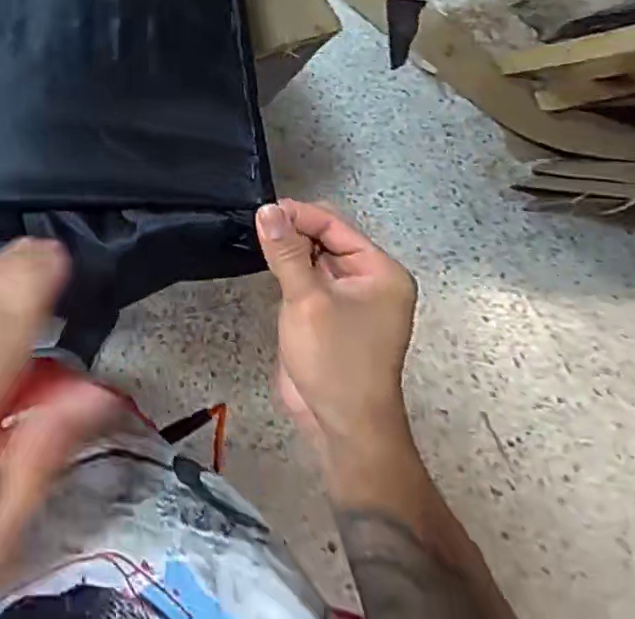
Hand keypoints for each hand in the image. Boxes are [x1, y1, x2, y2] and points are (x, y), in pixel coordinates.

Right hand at [256, 200, 417, 476]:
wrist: (343, 425)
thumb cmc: (335, 360)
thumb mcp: (307, 300)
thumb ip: (286, 251)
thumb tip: (267, 209)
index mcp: (380, 271)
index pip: (335, 225)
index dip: (298, 214)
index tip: (260, 210)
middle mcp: (369, 279)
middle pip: (326, 237)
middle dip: (293, 229)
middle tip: (254, 225)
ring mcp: (349, 297)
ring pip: (314, 256)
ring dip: (288, 248)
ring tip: (255, 238)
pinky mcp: (329, 313)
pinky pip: (308, 278)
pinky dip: (288, 268)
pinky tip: (266, 262)